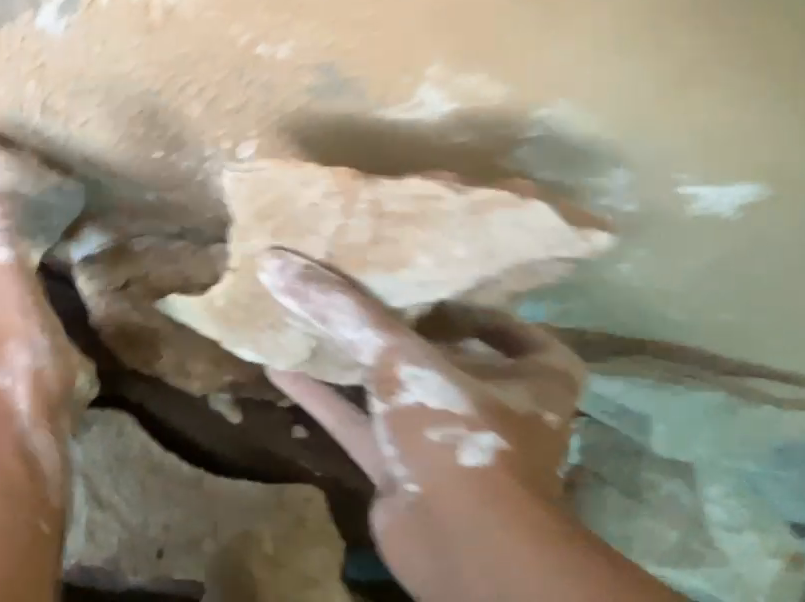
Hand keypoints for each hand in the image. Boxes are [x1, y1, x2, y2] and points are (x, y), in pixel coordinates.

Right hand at [258, 249, 588, 595]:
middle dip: (407, 332)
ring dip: (354, 361)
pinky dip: (321, 396)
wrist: (461, 545)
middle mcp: (492, 412)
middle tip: (360, 293)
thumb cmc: (459, 434)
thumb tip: (276, 260)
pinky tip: (279, 367)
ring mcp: (445, 444)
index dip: (489, 316)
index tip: (442, 290)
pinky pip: (358, 422)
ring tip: (308, 320)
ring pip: (395, 391)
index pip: (527, 342)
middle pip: (450, 362)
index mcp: (528, 383)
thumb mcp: (401, 357)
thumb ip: (342, 309)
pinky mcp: (404, 471)